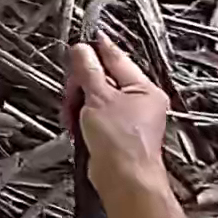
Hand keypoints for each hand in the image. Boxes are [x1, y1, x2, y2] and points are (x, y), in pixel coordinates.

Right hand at [65, 37, 170, 198]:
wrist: (122, 179)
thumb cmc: (122, 143)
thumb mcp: (99, 96)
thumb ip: (87, 70)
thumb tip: (81, 50)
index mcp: (144, 89)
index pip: (116, 57)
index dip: (98, 48)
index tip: (87, 38)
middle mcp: (138, 101)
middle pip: (101, 77)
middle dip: (81, 83)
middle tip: (74, 90)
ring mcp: (126, 117)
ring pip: (93, 95)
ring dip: (78, 102)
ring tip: (75, 114)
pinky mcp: (113, 131)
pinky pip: (91, 112)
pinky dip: (80, 116)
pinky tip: (77, 125)